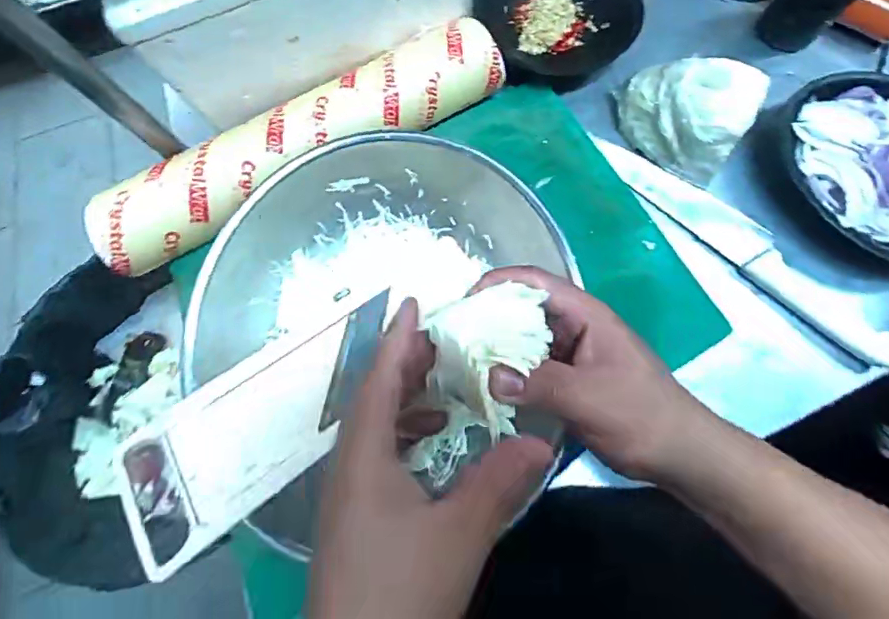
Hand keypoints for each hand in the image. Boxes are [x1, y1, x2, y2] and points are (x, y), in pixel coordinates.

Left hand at [308, 298, 553, 618]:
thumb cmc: (399, 589)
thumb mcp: (456, 536)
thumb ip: (497, 484)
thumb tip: (540, 442)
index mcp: (364, 451)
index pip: (380, 377)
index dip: (398, 337)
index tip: (413, 301)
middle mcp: (349, 461)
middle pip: (375, 395)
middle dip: (406, 364)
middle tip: (443, 341)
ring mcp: (348, 491)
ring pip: (375, 426)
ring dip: (406, 400)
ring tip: (444, 388)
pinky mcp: (354, 515)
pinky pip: (378, 453)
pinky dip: (405, 435)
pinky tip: (432, 447)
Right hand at [473, 266, 718, 484]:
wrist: (685, 456)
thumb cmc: (642, 416)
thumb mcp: (589, 399)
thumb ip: (539, 385)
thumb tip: (488, 376)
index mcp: (585, 314)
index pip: (534, 281)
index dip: (498, 283)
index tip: (466, 302)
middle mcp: (577, 325)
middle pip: (526, 307)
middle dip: (491, 314)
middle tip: (457, 333)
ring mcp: (575, 351)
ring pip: (528, 337)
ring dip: (499, 344)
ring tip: (465, 357)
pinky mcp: (573, 377)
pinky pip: (534, 363)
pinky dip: (512, 368)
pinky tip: (491, 383)